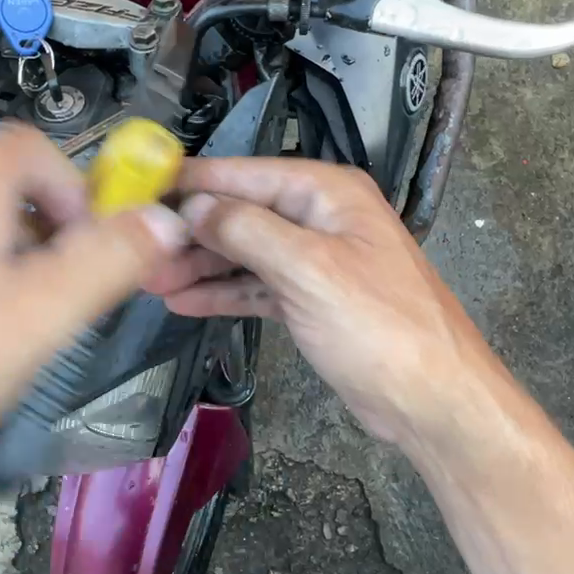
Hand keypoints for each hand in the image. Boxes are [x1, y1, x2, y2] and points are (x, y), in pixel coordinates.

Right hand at [146, 158, 494, 447]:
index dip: (194, 180)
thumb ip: (247, 231)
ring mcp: (317, 260)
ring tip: (151, 282)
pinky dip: (224, 293)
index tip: (141, 187)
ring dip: (201, 267)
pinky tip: (185, 302)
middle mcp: (321, 218)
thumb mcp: (308, 270)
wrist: (433, 399)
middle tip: (140, 253)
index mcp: (328, 193)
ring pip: (246, 253)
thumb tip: (195, 205)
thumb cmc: (376, 325)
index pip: (247, 174)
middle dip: (192, 233)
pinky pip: (258, 286)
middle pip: (242, 214)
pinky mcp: (312, 300)